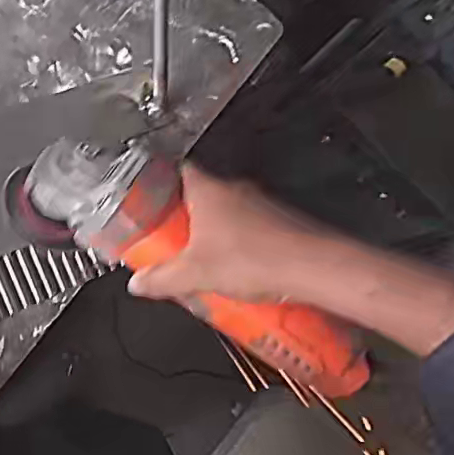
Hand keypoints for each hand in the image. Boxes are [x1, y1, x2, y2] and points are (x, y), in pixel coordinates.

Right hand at [127, 163, 338, 304]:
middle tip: (172, 242)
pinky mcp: (281, 222)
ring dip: (213, 234)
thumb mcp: (195, 274)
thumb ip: (162, 278)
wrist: (315, 269)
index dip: (160, 184)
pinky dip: (239, 246)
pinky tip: (236, 270)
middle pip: (200, 197)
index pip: (177, 171)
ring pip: (227, 214)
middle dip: (184, 220)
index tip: (149, 200)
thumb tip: (139, 283)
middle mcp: (235, 190)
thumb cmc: (257, 259)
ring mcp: (261, 204)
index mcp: (208, 191)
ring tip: (202, 262)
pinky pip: (250, 229)